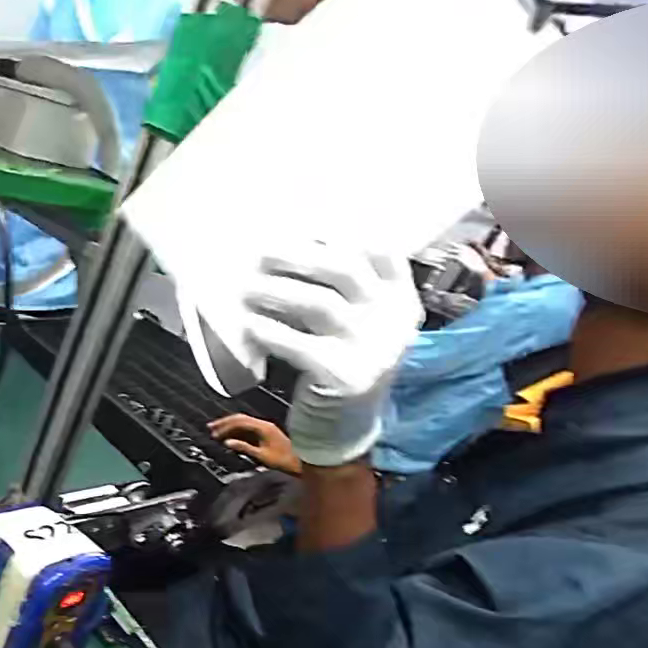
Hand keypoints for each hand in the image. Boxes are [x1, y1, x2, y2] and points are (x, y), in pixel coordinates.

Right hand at [210, 414, 302, 475]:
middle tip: (211, 428)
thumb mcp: (261, 456)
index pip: (240, 422)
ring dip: (230, 427)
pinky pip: (248, 429)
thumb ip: (244, 447)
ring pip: (244, 423)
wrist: (302, 462)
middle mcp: (264, 425)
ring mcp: (265, 429)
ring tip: (217, 432)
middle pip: (241, 419)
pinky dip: (237, 432)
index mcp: (263, 427)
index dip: (225, 426)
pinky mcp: (266, 434)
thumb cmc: (284, 460)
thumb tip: (228, 442)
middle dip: (225, 423)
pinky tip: (230, 437)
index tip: (215, 432)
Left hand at [245, 242, 423, 466]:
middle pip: (345, 271)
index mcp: (400, 300)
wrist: (348, 427)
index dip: (344, 230)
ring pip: (320, 305)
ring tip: (248, 287)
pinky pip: (301, 346)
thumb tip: (293, 245)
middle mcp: (391, 320)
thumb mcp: (361, 325)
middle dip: (300, 256)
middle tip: (262, 252)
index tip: (304, 220)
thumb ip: (346, 291)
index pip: (382, 251)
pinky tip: (249, 324)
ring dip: (278, 291)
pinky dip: (271, 333)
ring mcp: (370, 349)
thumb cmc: (345, 364)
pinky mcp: (344, 377)